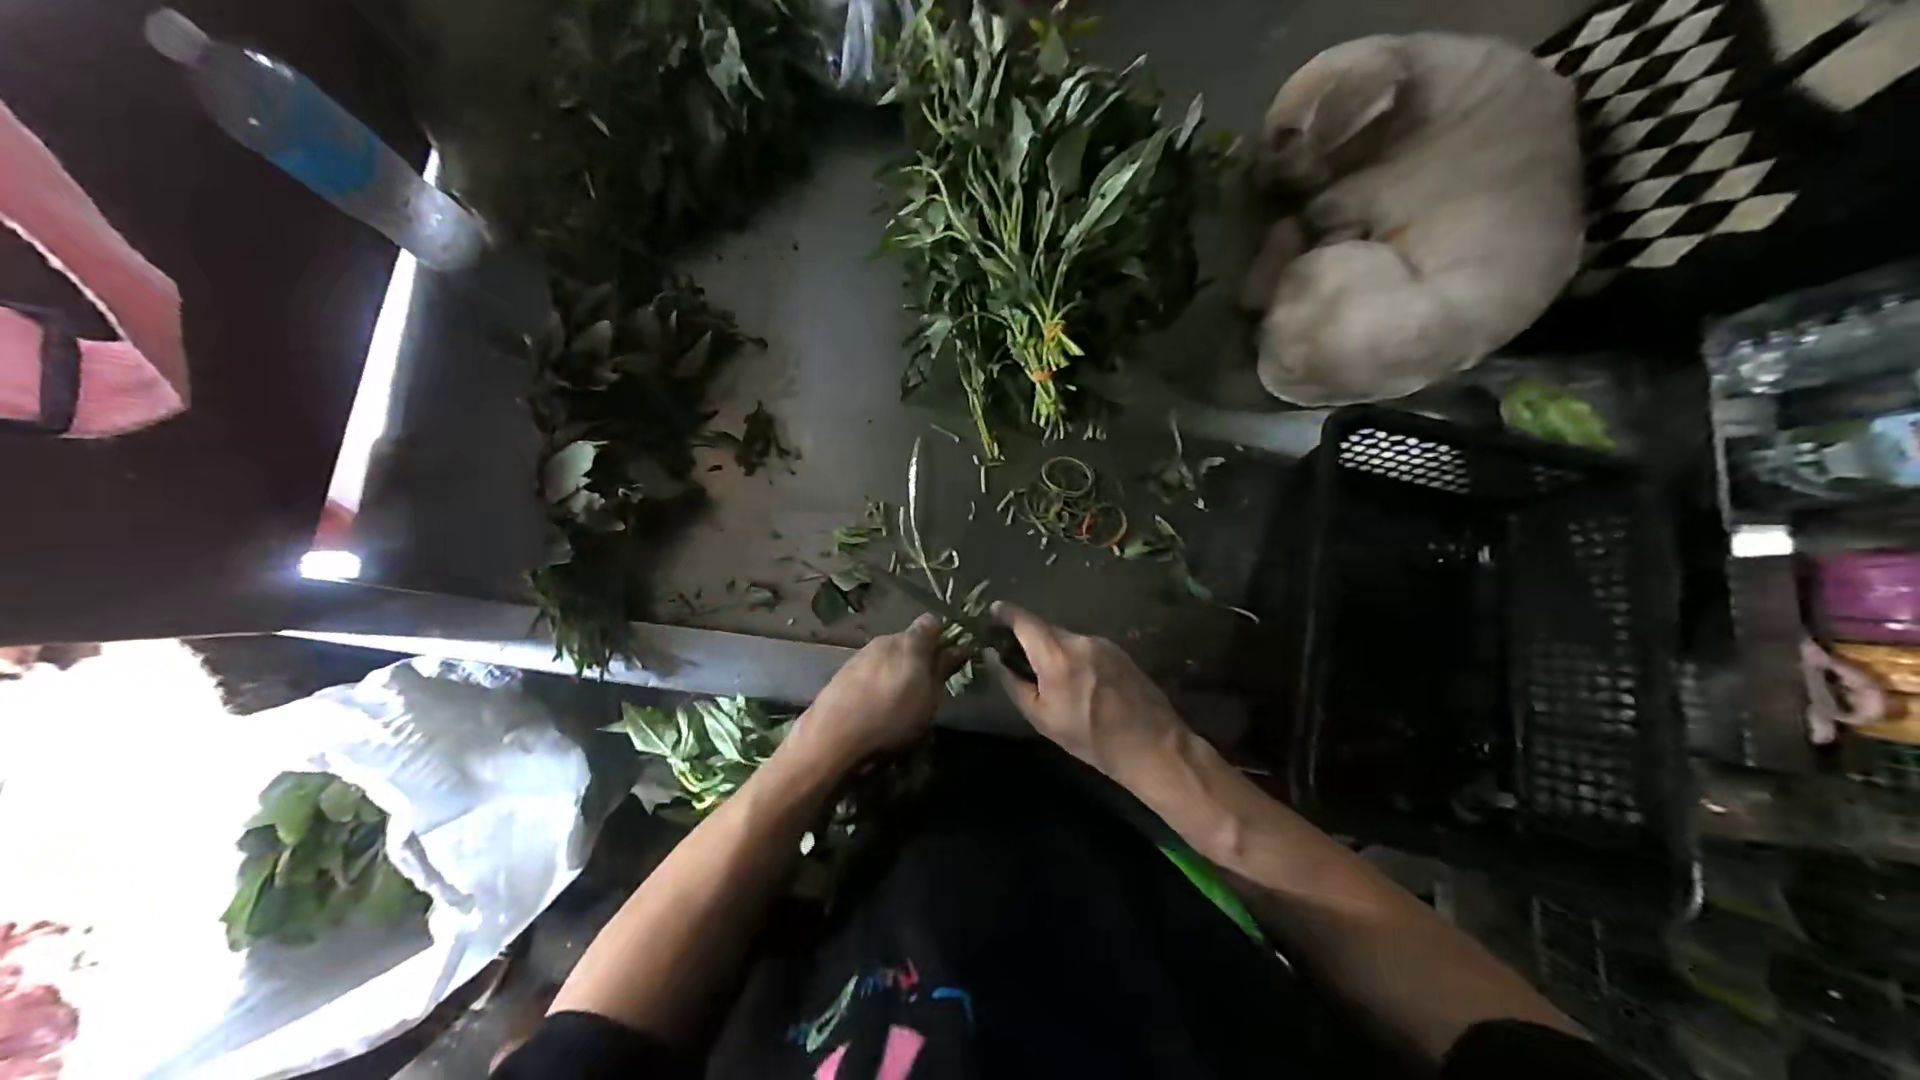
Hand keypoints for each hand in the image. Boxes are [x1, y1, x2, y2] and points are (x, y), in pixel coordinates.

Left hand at [785, 614, 952, 771]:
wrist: (833, 738)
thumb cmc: (892, 719)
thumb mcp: (929, 699)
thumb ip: (942, 670)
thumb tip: (958, 649)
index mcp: (910, 642)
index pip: (932, 623)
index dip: (942, 638)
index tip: (947, 661)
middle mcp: (884, 640)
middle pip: (908, 641)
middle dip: (919, 659)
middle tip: (924, 689)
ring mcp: (860, 654)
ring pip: (887, 657)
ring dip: (896, 672)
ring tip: (897, 704)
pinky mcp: (843, 672)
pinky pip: (870, 671)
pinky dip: (877, 683)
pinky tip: (874, 708)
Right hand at [988, 603, 1186, 778]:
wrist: (1152, 745)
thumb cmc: (1090, 738)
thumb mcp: (1041, 717)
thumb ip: (1012, 682)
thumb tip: (992, 656)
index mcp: (1057, 655)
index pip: (1024, 620)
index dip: (1005, 613)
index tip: (992, 613)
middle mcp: (1080, 640)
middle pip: (1045, 629)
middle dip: (1028, 638)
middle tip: (1015, 657)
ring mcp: (1103, 643)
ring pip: (1066, 639)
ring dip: (1053, 651)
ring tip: (1050, 679)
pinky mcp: (1119, 651)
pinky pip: (1085, 647)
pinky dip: (1073, 658)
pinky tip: (1078, 684)